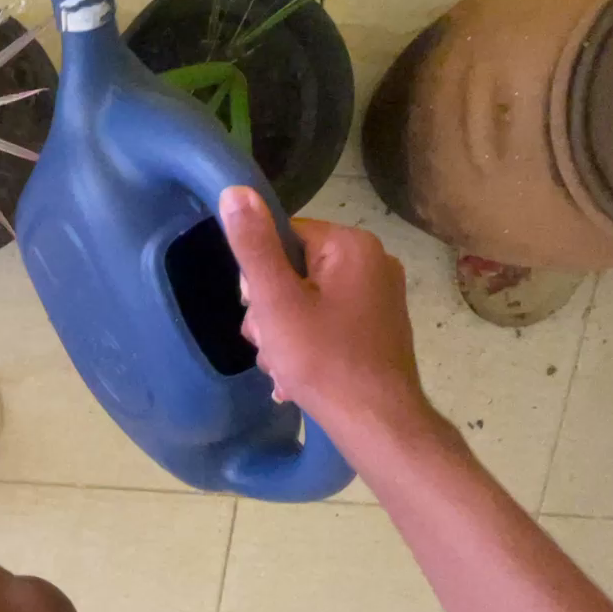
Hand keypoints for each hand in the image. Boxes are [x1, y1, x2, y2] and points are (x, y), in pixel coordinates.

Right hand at [217, 186, 434, 444]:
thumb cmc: (321, 358)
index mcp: (350, 247)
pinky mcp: (376, 327)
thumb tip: (234, 191)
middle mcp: (372, 262)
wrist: (374, 420)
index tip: (259, 309)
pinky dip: (304, 345)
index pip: (282, 236)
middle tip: (271, 342)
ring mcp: (378, 297)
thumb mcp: (274, 300)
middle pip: (292, 270)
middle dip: (269, 309)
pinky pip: (324, 322)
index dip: (258, 275)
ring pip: (304, 300)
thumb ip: (253, 246)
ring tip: (283, 364)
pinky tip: (297, 374)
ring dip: (281, 332)